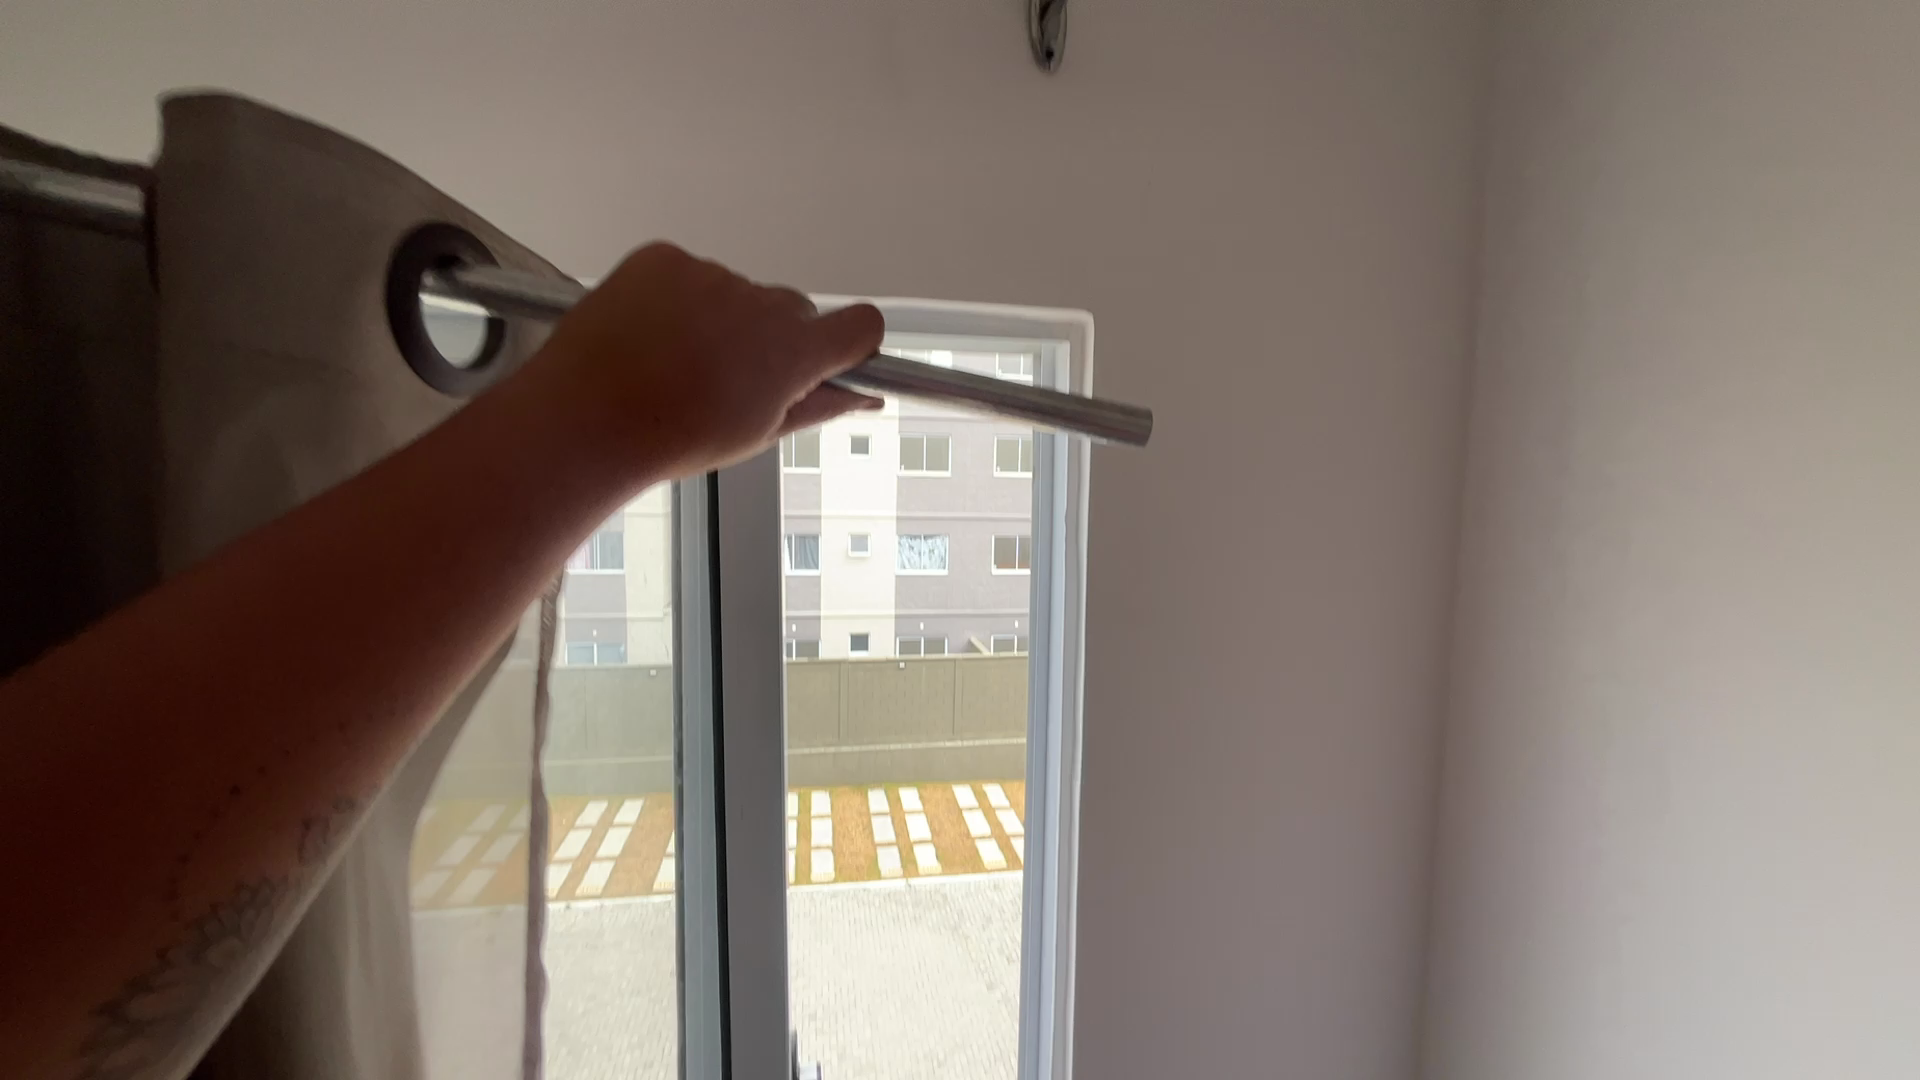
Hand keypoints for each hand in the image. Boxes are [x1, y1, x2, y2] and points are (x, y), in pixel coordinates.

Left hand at [527, 242, 883, 477]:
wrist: (589, 419)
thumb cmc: (674, 436)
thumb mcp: (762, 432)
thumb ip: (823, 405)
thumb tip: (864, 396)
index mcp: (793, 352)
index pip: (861, 323)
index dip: (853, 342)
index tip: (833, 359)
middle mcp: (760, 303)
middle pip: (795, 310)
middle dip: (777, 338)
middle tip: (738, 378)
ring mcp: (711, 275)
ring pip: (741, 294)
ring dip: (726, 319)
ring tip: (683, 363)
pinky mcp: (666, 258)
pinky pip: (694, 274)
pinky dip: (685, 299)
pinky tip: (659, 337)